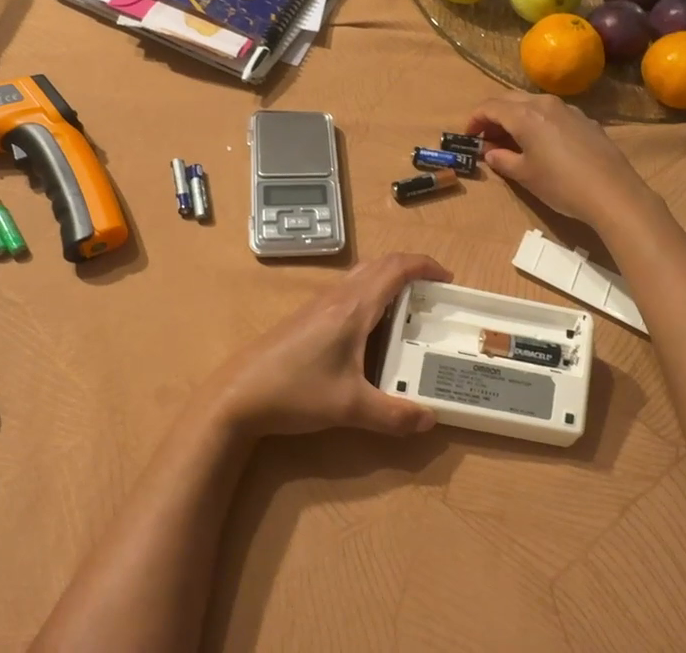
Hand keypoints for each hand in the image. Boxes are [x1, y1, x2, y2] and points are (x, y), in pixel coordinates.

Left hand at [209, 254, 449, 437]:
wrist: (237, 395)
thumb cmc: (295, 393)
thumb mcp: (349, 408)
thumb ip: (393, 415)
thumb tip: (429, 420)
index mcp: (353, 308)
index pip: (395, 269)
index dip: (425, 265)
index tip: (448, 278)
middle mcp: (336, 297)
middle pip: (378, 264)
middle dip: (410, 269)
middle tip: (433, 292)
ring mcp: (317, 305)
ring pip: (360, 276)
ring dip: (387, 280)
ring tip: (408, 307)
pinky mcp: (305, 318)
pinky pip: (346, 291)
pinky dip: (369, 294)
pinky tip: (371, 328)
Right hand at [466, 93, 661, 231]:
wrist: (613, 193)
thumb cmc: (561, 185)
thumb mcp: (525, 175)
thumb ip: (503, 160)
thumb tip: (490, 152)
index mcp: (524, 114)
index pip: (490, 106)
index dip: (475, 120)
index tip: (469, 137)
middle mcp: (545, 103)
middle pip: (510, 99)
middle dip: (494, 115)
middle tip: (487, 138)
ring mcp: (569, 110)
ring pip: (534, 103)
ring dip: (517, 116)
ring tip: (513, 140)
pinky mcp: (586, 121)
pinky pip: (554, 113)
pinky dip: (539, 121)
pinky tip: (543, 143)